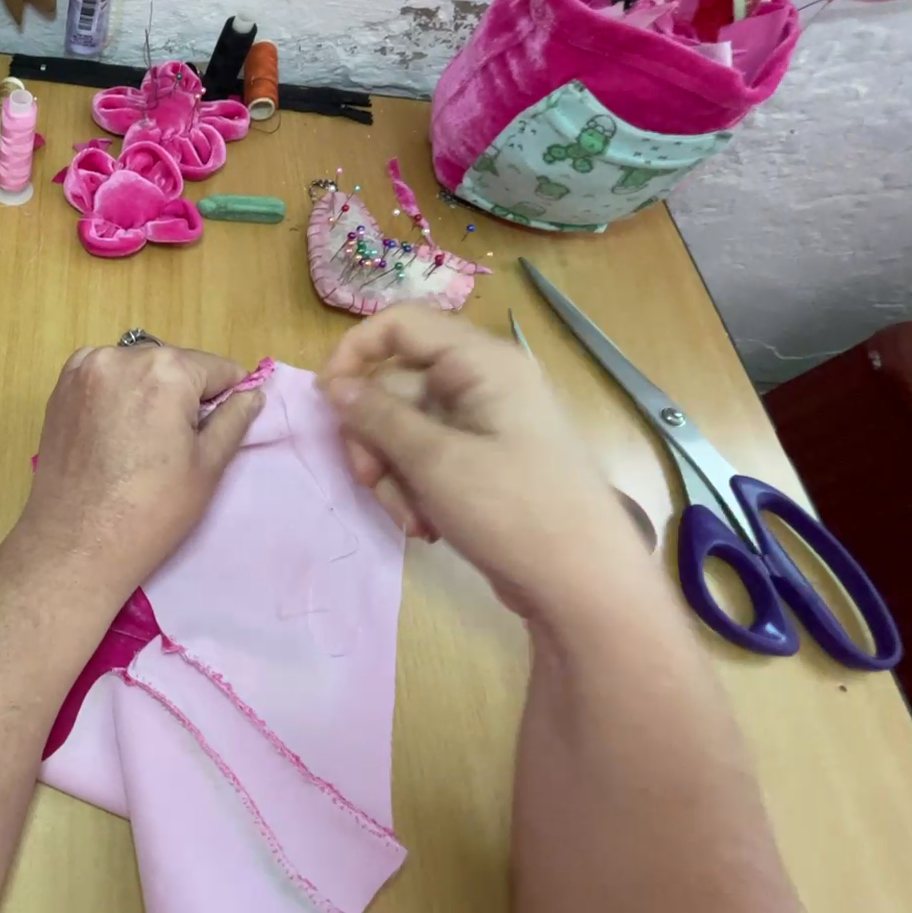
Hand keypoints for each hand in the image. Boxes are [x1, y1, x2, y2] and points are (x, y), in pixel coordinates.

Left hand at [16, 343, 262, 593]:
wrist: (76, 542)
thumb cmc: (151, 509)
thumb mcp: (207, 466)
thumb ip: (233, 419)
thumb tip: (252, 393)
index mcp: (165, 369)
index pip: (217, 368)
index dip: (227, 396)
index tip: (222, 424)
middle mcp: (120, 356)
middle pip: (173, 364)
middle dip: (184, 392)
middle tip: (179, 441)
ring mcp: (84, 369)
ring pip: (136, 367)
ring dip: (148, 389)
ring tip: (144, 439)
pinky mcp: (60, 387)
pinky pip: (102, 376)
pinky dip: (115, 392)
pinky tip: (115, 429)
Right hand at [317, 304, 656, 621]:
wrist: (584, 589)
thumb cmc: (514, 512)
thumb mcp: (433, 461)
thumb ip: (376, 415)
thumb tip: (331, 385)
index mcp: (480, 363)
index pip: (399, 324)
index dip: (354, 352)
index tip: (327, 400)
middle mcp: (479, 382)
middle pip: (392, 385)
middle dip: (372, 436)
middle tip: (369, 480)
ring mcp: (479, 423)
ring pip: (399, 427)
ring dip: (389, 471)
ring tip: (408, 515)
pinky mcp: (477, 459)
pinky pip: (420, 455)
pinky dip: (410, 486)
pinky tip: (423, 522)